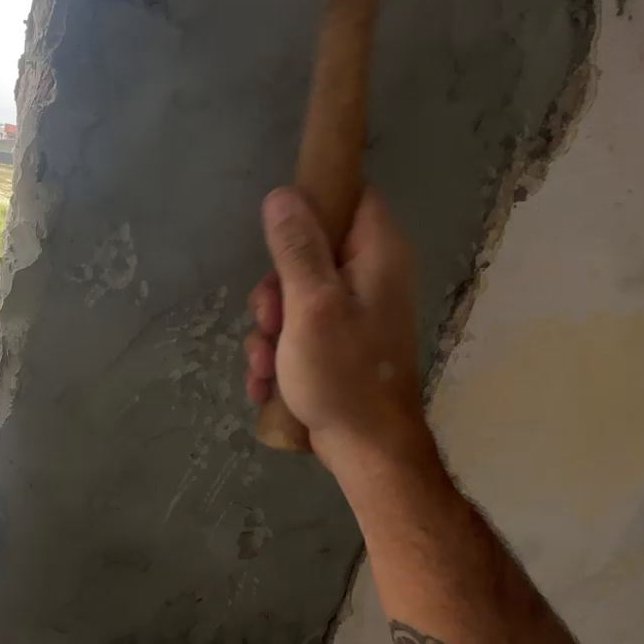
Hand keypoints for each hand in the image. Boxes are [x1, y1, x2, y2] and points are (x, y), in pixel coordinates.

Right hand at [243, 188, 427, 472]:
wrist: (366, 449)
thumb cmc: (344, 375)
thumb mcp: (311, 306)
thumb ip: (296, 248)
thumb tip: (281, 194)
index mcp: (377, 255)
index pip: (350, 196)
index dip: (311, 205)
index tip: (275, 235)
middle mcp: (370, 277)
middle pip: (308, 253)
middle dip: (274, 292)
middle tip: (268, 321)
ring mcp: (353, 314)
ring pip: (294, 298)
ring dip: (269, 333)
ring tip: (266, 366)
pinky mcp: (338, 345)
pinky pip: (297, 333)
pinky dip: (278, 356)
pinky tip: (267, 383)